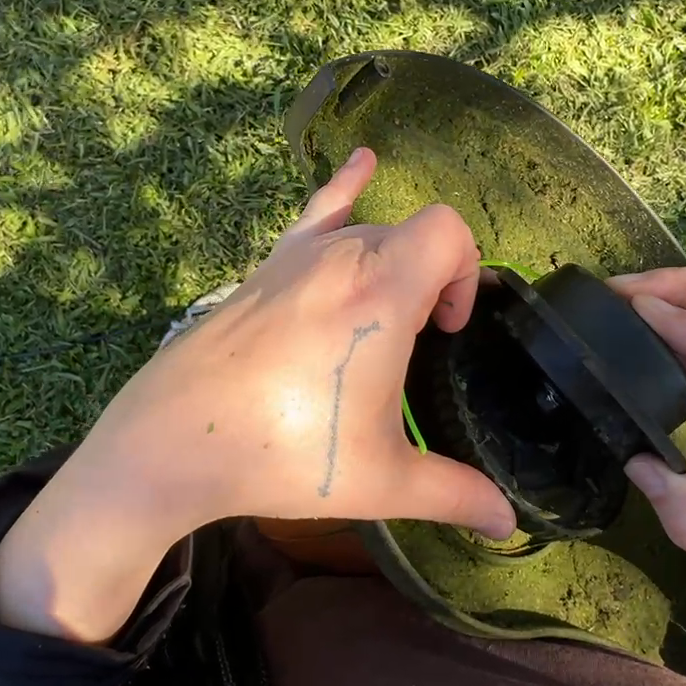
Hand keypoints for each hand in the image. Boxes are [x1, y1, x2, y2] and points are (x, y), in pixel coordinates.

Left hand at [0, 148, 514, 641]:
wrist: (176, 437)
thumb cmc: (285, 452)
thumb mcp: (380, 480)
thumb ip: (453, 494)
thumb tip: (508, 523)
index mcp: (381, 290)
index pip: (448, 230)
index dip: (465, 271)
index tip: (446, 329)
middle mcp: (341, 256)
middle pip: (411, 233)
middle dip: (433, 277)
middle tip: (420, 342)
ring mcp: (297, 256)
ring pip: (368, 231)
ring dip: (393, 262)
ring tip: (390, 310)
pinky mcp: (265, 268)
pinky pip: (315, 212)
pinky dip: (346, 187)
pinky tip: (362, 162)